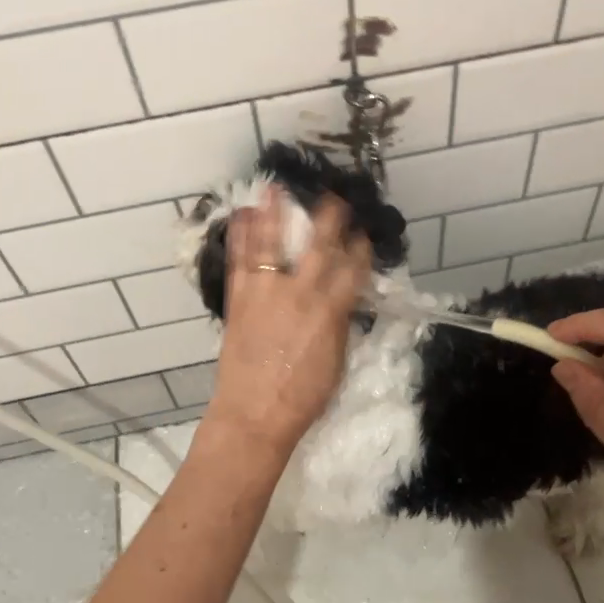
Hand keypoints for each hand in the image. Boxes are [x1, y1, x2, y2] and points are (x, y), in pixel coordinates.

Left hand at [204, 188, 371, 453]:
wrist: (254, 415)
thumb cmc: (302, 397)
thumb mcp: (336, 361)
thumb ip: (339, 324)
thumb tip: (341, 301)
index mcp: (330, 312)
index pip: (352, 270)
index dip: (360, 250)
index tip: (363, 235)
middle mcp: (300, 294)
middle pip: (317, 247)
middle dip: (328, 219)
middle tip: (333, 198)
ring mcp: (266, 293)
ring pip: (272, 244)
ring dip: (274, 213)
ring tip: (273, 187)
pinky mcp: (239, 300)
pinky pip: (241, 261)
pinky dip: (241, 237)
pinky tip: (242, 217)